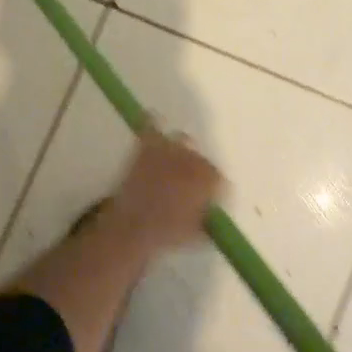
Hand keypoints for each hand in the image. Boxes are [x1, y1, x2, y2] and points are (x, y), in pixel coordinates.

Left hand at [104, 130, 223, 254]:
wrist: (132, 225)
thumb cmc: (168, 233)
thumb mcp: (196, 232)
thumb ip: (207, 218)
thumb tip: (209, 214)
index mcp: (210, 178)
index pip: (219, 179)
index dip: (212, 191)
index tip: (206, 201)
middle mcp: (194, 158)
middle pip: (201, 160)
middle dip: (197, 172)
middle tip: (187, 188)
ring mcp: (169, 149)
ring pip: (181, 142)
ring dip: (180, 153)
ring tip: (171, 167)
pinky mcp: (146, 147)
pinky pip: (151, 124)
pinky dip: (152, 121)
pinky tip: (152, 118)